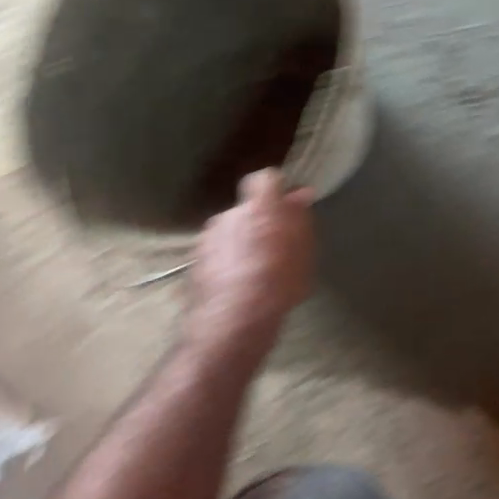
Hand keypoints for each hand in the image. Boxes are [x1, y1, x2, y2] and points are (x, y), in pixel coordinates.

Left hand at [187, 169, 314, 358]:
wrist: (233, 319)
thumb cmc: (279, 281)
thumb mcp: (305, 251)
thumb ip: (300, 219)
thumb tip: (300, 195)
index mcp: (259, 207)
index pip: (265, 178)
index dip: (275, 189)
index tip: (286, 206)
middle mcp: (228, 215)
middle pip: (246, 209)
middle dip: (258, 222)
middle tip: (275, 246)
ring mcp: (206, 239)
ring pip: (228, 232)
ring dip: (240, 244)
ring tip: (255, 272)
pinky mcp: (193, 263)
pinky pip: (216, 254)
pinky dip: (226, 263)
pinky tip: (238, 286)